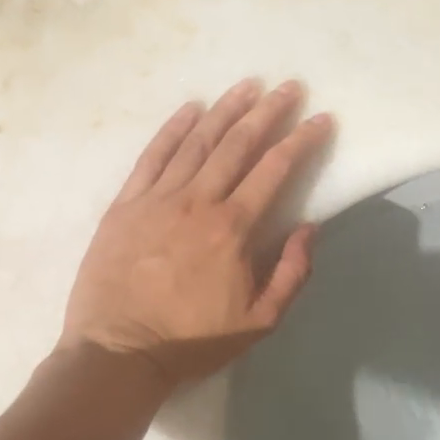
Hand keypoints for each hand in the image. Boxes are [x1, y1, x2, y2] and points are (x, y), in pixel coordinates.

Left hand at [61, 79, 332, 386]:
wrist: (118, 354)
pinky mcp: (125, 204)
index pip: (274, 170)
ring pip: (197, 142)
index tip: (321, 118)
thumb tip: (309, 228)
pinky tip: (191, 108)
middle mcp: (197, 202)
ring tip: (247, 85)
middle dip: (267, 111)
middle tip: (288, 86)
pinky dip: (173, 129)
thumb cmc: (193, 341)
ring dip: (225, 110)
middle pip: (237, 144)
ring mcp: (157, 199)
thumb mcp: (259, 321)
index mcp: (233, 229)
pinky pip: (152, 156)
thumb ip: (292, 273)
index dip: (301, 140)